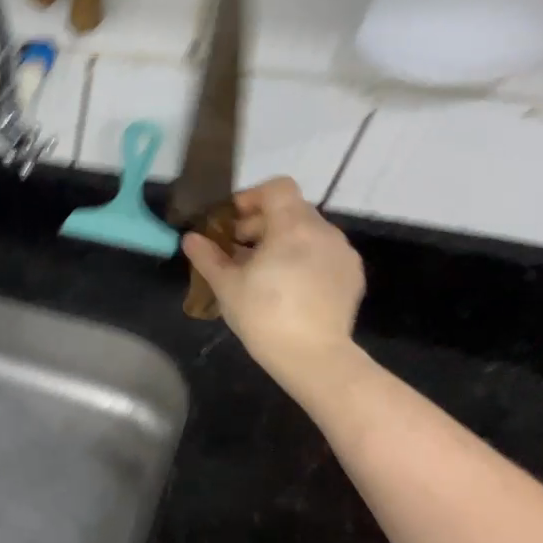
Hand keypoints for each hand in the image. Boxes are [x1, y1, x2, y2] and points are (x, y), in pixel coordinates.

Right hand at [182, 178, 365, 387]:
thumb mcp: (225, 285)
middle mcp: (324, 232)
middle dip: (261, 223)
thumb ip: (207, 256)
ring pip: (308, 232)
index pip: (278, 188)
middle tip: (237, 250)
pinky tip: (286, 286)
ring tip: (260, 270)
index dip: (251, 197)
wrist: (311, 354)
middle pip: (291, 209)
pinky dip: (302, 257)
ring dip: (281, 240)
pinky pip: (323, 252)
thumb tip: (191, 238)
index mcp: (292, 228)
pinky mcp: (351, 273)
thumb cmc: (262, 314)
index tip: (231, 220)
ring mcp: (342, 252)